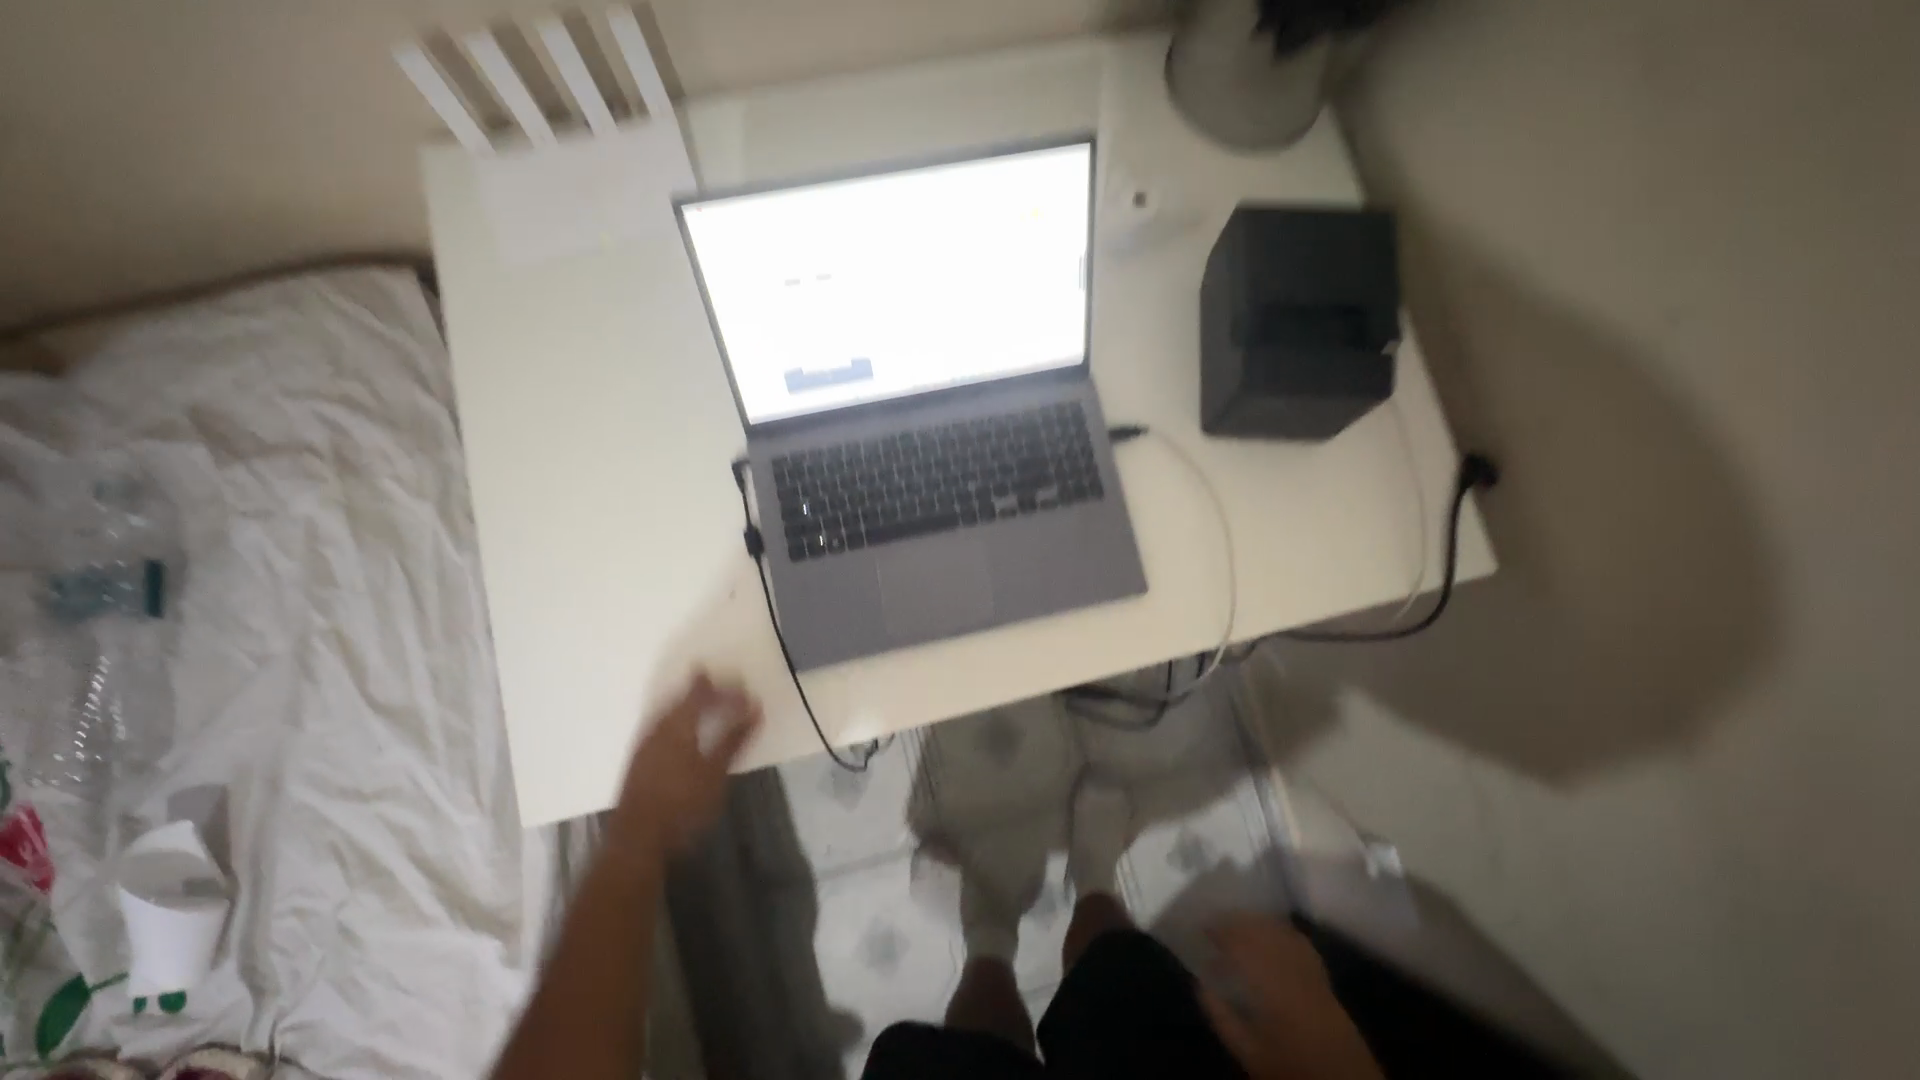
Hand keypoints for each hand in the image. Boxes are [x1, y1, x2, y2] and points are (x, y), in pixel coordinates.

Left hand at [610, 671, 762, 861]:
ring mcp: (645, 744)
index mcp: (678, 725)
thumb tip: (756, 707)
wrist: (637, 840)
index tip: (743, 684)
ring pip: (670, 711)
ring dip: (689, 703)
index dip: (723, 686)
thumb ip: (735, 737)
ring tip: (706, 701)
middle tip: (724, 683)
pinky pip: (661, 725)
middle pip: (682, 698)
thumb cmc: (682, 805)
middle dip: (705, 689)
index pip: (702, 693)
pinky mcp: (639, 760)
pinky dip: (677, 719)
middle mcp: (658, 727)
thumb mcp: (716, 772)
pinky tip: (682, 731)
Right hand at [1199, 915, 1383, 1079]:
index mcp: (1271, 983)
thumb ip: (1222, 1016)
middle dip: (1237, 921)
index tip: (1202, 928)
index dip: (1220, 929)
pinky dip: (1280, 932)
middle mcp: (1292, 967)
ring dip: (1258, 923)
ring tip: (1238, 926)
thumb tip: (1201, 985)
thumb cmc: (1291, 1066)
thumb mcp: (1248, 1051)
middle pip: (1262, 929)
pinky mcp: (1324, 976)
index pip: (1241, 942)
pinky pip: (1299, 941)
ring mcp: (1311, 969)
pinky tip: (1271, 936)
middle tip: (1216, 924)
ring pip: (1281, 930)